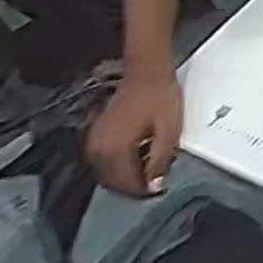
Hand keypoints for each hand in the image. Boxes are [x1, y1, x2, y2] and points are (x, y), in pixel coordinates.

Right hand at [85, 69, 182, 194]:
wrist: (146, 72)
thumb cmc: (159, 97)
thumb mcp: (169, 130)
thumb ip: (160, 159)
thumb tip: (154, 184)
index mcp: (114, 150)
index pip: (125, 183)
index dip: (142, 190)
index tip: (157, 191)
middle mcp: (97, 149)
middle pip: (112, 181)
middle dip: (131, 185)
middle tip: (152, 182)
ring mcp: (93, 140)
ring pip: (106, 172)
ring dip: (124, 175)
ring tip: (146, 170)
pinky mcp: (96, 133)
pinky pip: (103, 159)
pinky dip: (118, 164)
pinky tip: (135, 157)